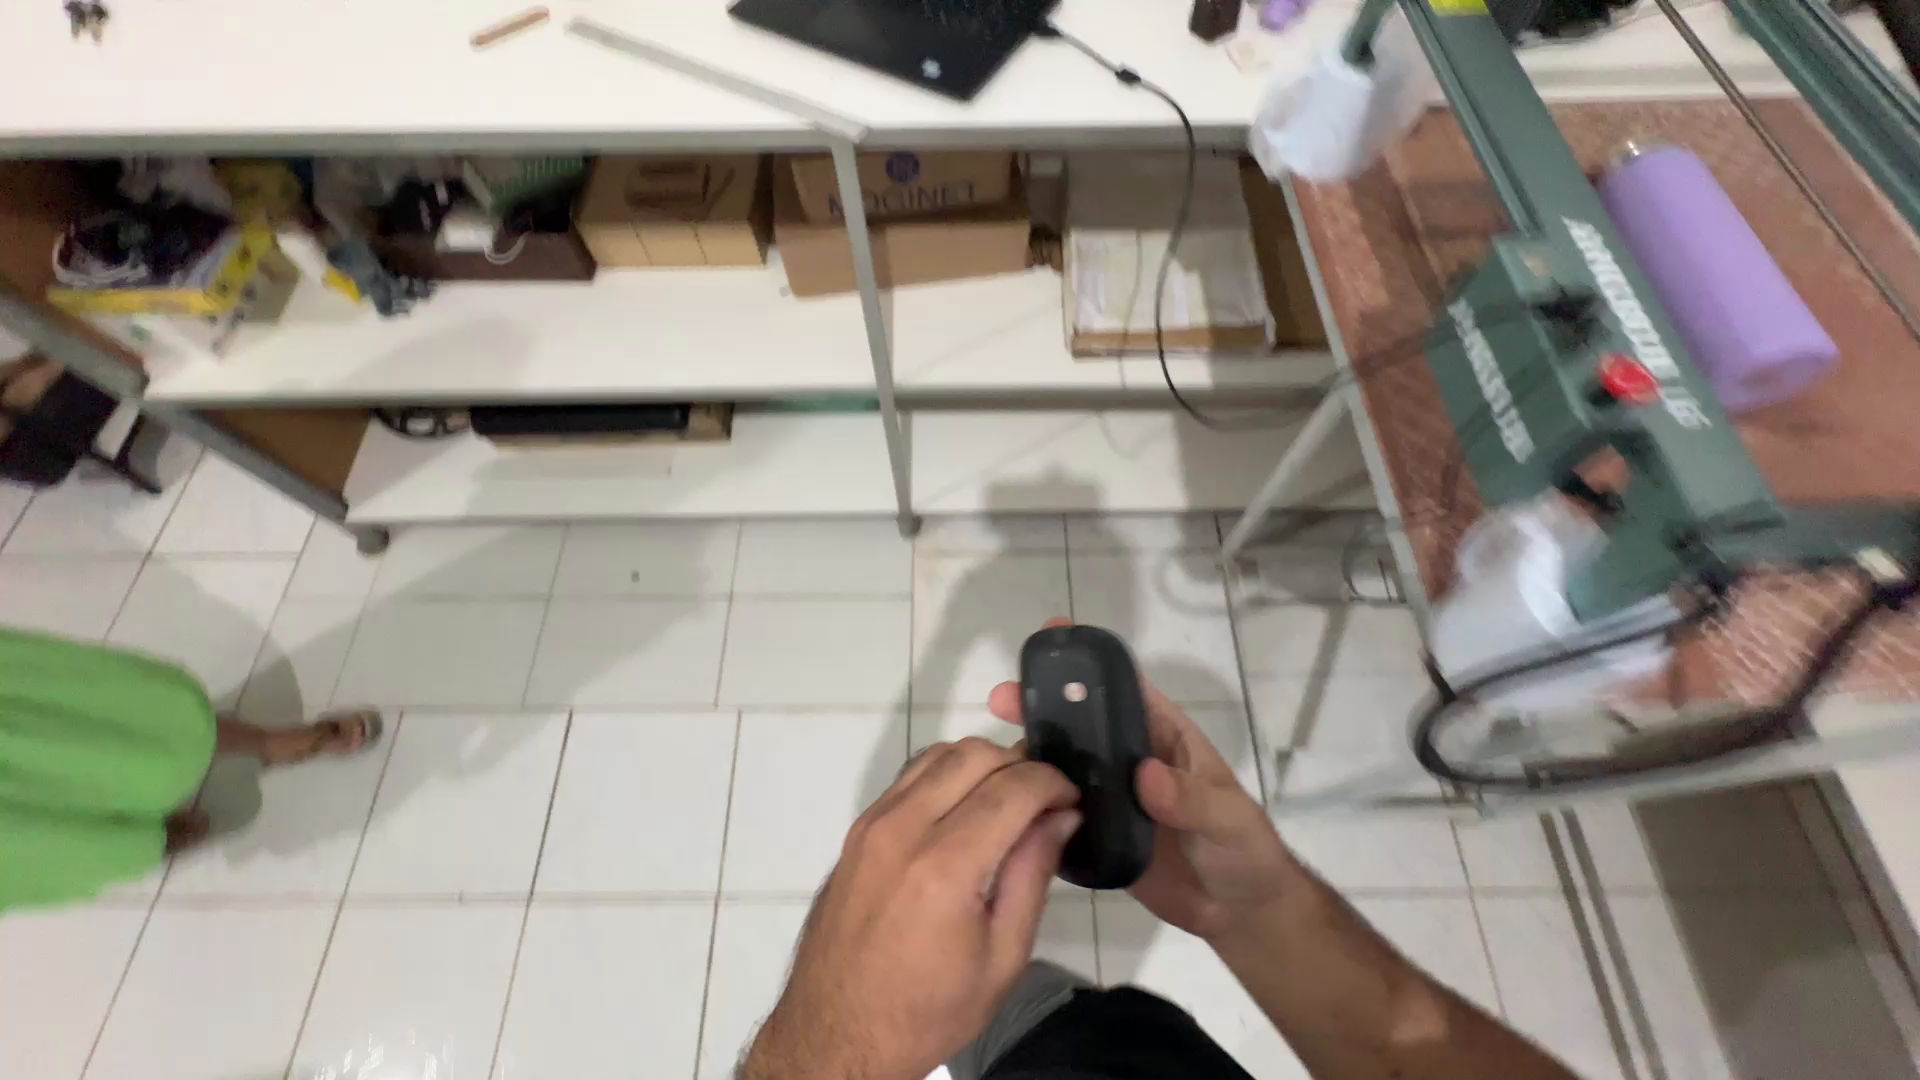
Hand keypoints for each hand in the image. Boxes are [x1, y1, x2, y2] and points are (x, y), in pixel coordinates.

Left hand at [740, 739, 1080, 1079]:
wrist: (836, 1032)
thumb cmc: (929, 1008)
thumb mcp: (1002, 958)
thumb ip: (1033, 874)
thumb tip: (1063, 815)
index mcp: (944, 867)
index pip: (1012, 788)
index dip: (1053, 783)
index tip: (1072, 799)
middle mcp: (904, 827)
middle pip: (975, 753)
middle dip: (1021, 763)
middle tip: (1044, 799)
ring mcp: (874, 820)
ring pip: (940, 751)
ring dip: (983, 762)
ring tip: (1007, 799)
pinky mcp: (859, 825)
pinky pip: (912, 772)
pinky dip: (948, 771)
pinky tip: (965, 805)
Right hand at [988, 620, 1300, 940]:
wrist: (1236, 914)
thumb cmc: (1242, 848)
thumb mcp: (1227, 816)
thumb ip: (1190, 797)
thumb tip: (1144, 774)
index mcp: (1160, 735)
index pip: (1122, 686)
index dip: (1088, 660)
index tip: (1051, 635)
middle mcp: (1126, 757)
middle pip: (1078, 720)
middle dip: (1041, 703)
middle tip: (1002, 699)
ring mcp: (1107, 794)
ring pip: (1060, 763)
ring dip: (1029, 754)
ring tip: (993, 757)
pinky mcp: (1094, 832)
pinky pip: (1057, 811)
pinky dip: (1031, 805)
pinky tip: (1001, 805)